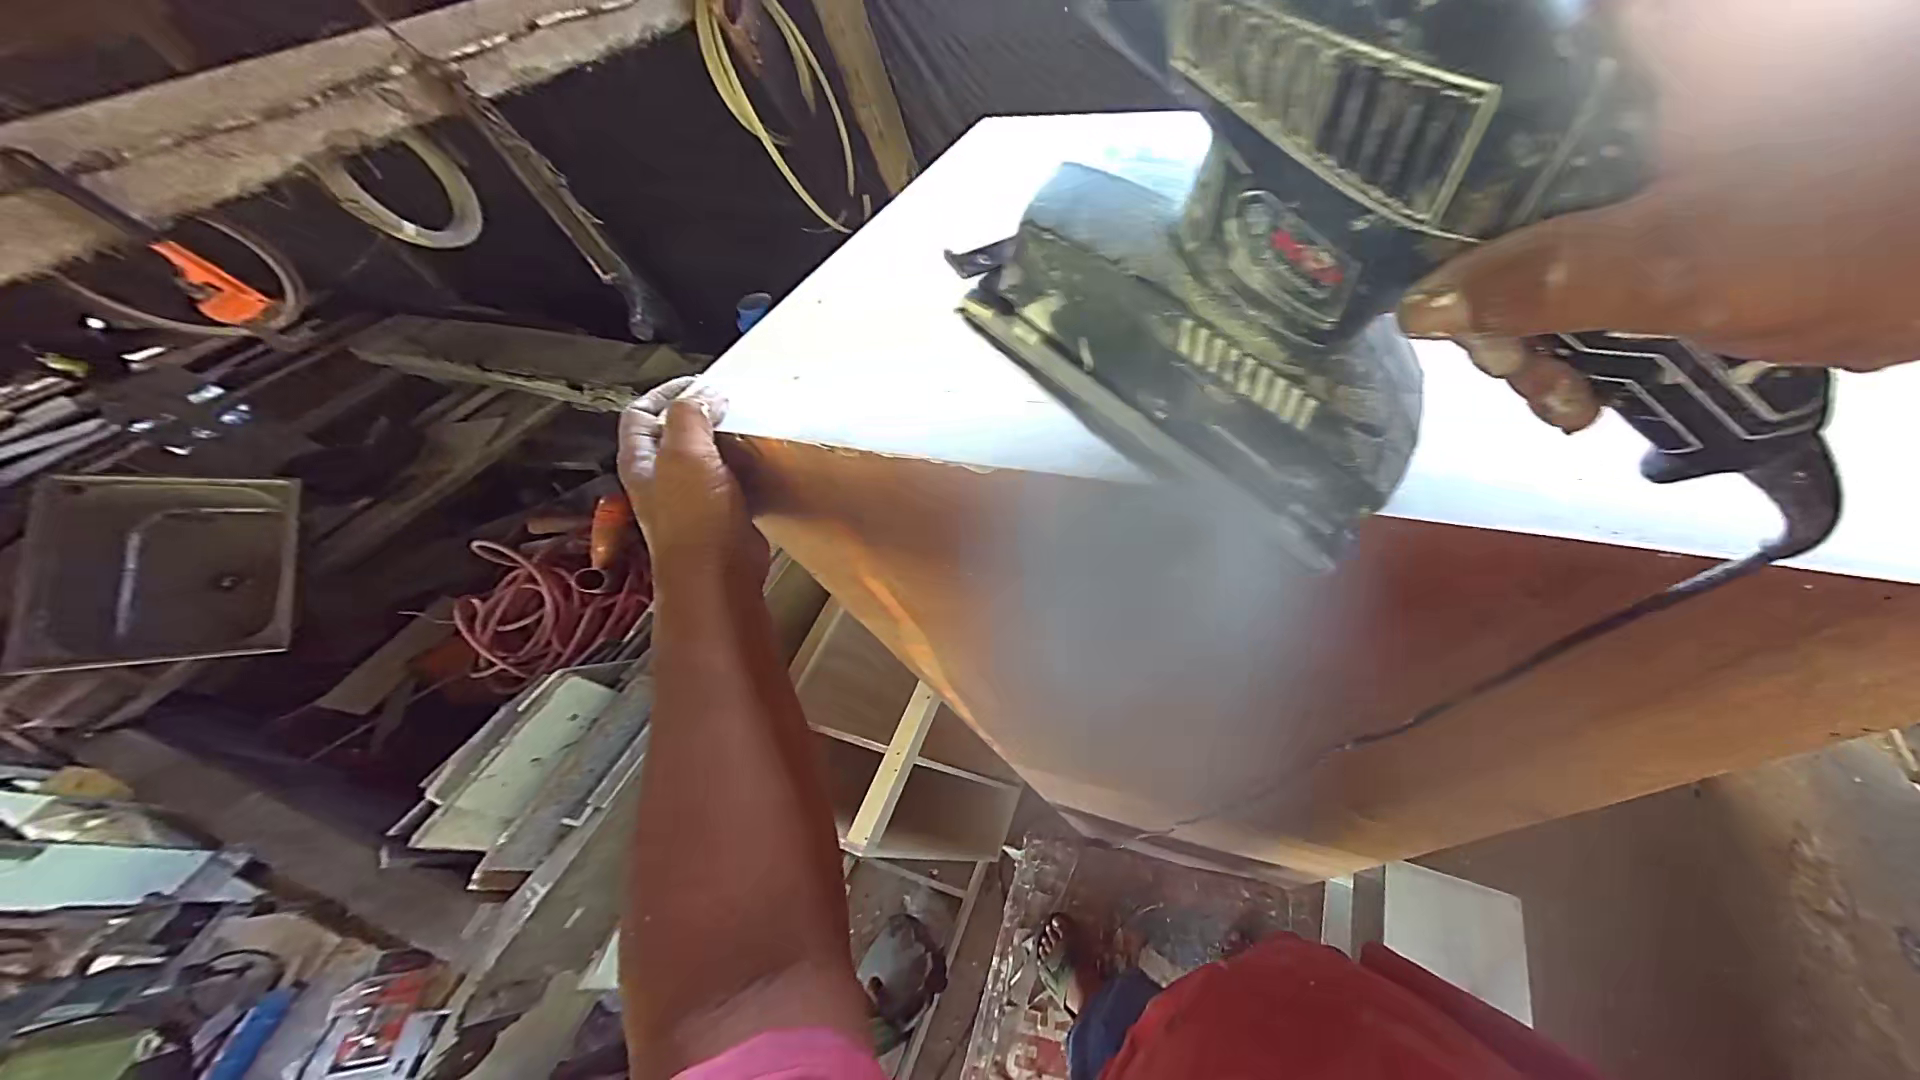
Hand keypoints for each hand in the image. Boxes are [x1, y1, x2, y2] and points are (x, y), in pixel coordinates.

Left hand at [617, 376, 766, 576]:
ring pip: (706, 454)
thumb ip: (690, 416)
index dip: (668, 392)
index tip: (702, 382)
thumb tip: (706, 395)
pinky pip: (730, 477)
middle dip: (701, 413)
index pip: (643, 412)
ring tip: (747, 425)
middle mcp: (662, 476)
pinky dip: (743, 464)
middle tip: (730, 402)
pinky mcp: (721, 510)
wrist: (718, 573)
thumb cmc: (693, 519)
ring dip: (725, 438)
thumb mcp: (685, 454)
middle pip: (676, 431)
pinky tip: (759, 459)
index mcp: (641, 460)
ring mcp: (692, 495)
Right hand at [1397, 0, 1919, 431]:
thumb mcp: (1686, 262)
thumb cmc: (1875, 225)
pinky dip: (1567, 322)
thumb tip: (1418, 311)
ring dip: (1526, 327)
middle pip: (1499, 201)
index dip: (1433, 199)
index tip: (1426, 275)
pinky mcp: (1665, 198)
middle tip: (1508, 364)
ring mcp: (1647, 150)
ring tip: (1556, 392)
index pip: (1485, 117)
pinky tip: (1578, 381)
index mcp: (1645, 61)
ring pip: (1531, 240)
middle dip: (1489, 296)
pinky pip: (1574, 258)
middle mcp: (1632, 97)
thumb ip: (1541, 281)